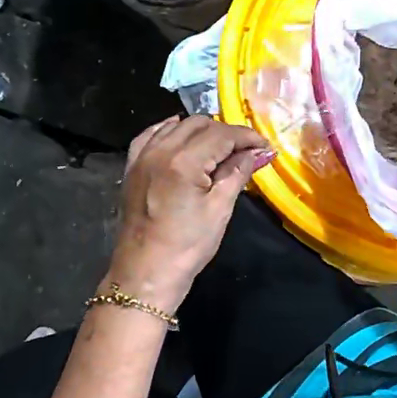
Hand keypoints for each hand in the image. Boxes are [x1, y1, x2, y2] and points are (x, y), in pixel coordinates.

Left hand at [106, 116, 273, 313]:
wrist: (145, 273)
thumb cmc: (187, 247)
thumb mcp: (220, 209)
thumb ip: (237, 173)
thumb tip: (258, 152)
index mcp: (183, 161)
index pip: (221, 134)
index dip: (247, 137)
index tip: (264, 146)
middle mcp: (160, 151)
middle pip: (199, 124)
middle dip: (225, 132)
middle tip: (245, 151)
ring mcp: (142, 157)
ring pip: (175, 126)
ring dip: (200, 130)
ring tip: (219, 148)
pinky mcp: (132, 167)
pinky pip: (151, 136)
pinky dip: (169, 131)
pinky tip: (181, 136)